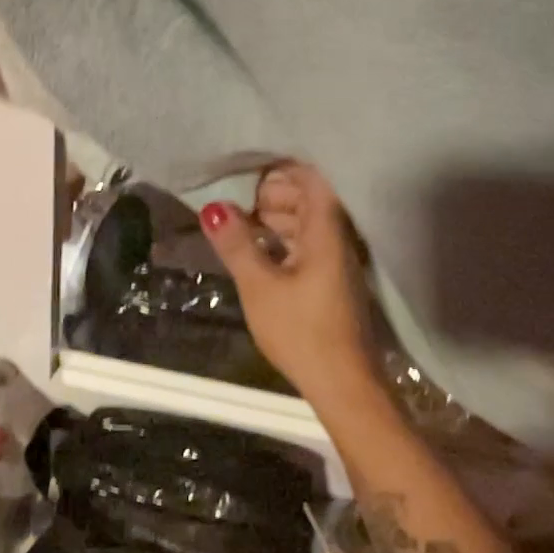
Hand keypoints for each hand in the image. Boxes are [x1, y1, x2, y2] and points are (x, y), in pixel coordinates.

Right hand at [201, 163, 373, 398]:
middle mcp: (338, 240)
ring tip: (242, 226)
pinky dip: (285, 242)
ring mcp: (338, 263)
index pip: (312, 179)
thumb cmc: (299, 330)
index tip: (247, 173)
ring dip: (278, 220)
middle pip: (311, 200)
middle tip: (238, 201)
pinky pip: (309, 247)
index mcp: (326, 232)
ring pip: (309, 225)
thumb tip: (212, 207)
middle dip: (275, 194)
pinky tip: (261, 254)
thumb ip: (236, 245)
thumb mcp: (258, 286)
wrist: (341, 380)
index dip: (281, 171)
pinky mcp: (333, 284)